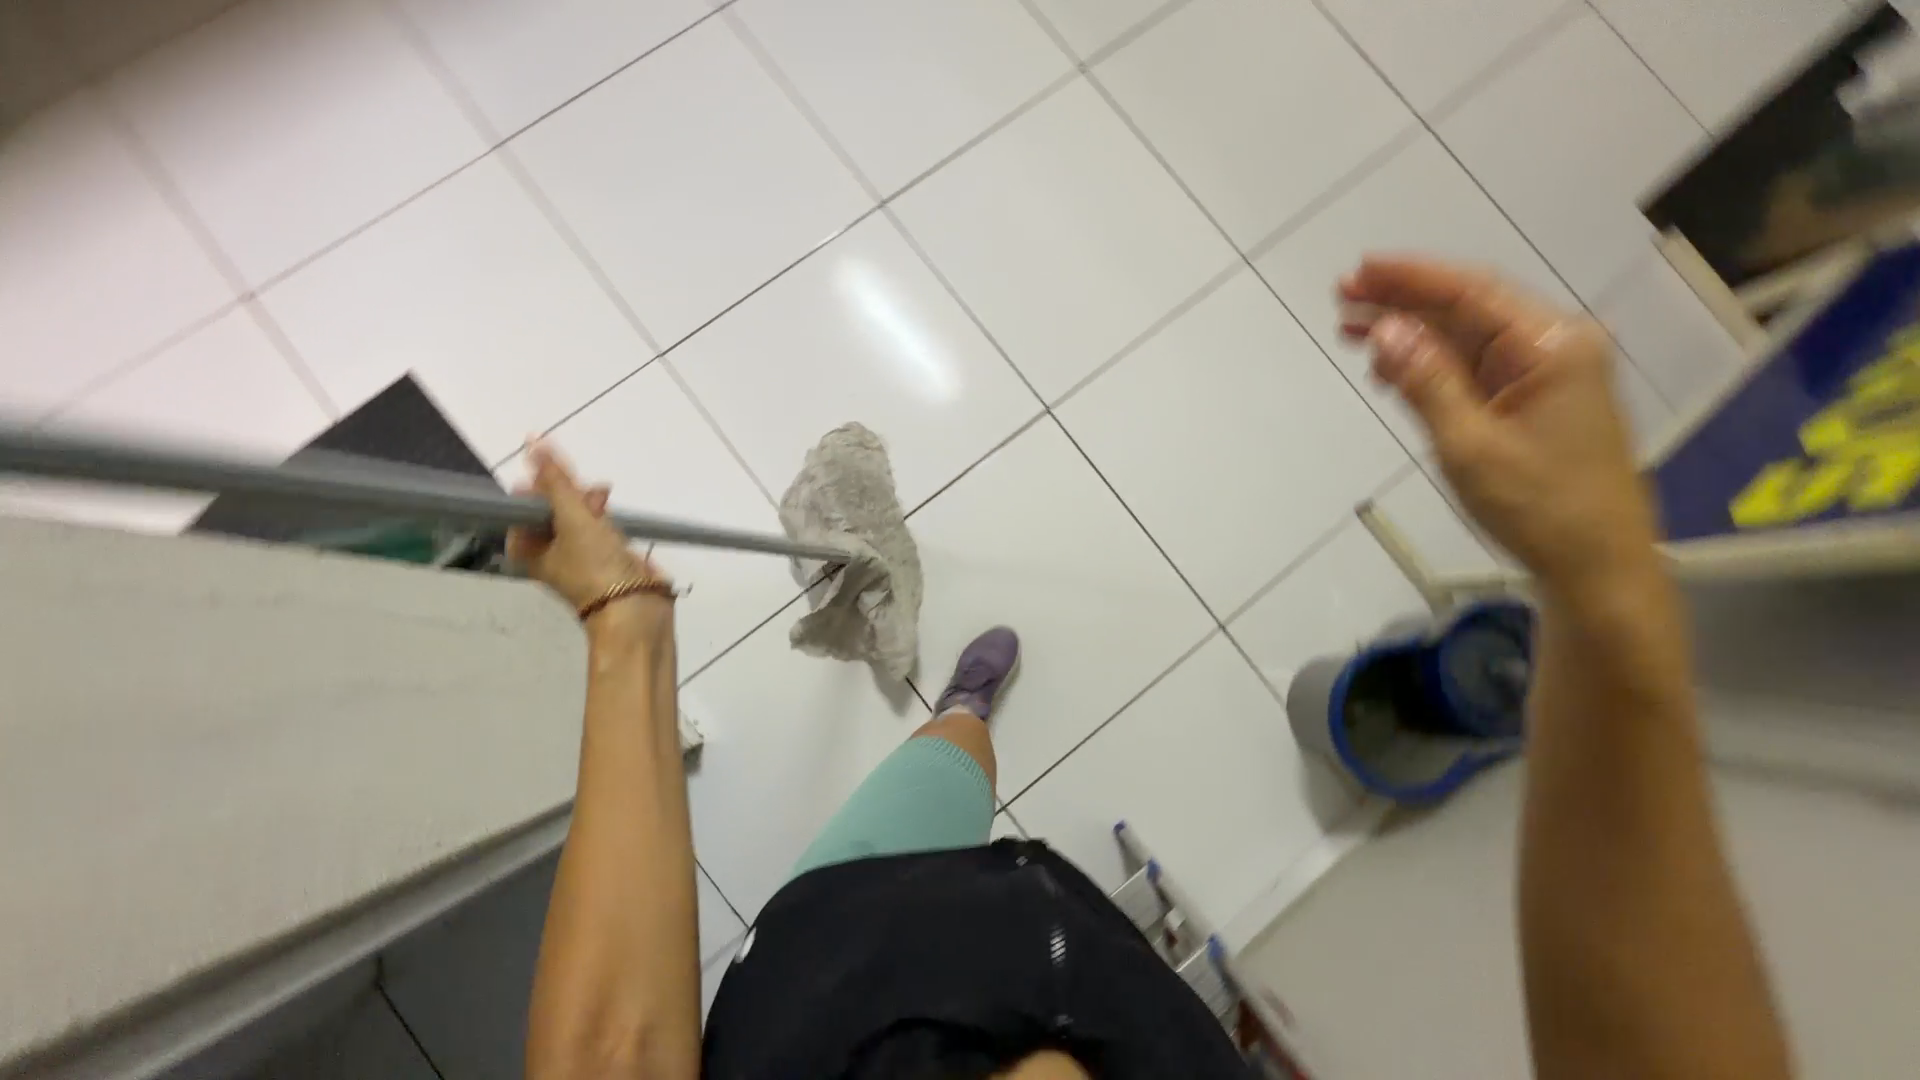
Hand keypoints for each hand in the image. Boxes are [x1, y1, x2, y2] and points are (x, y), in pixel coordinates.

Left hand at [507, 440, 671, 636]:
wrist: (636, 610)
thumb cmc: (596, 566)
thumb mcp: (573, 518)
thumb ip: (555, 480)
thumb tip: (531, 441)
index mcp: (527, 547)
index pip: (526, 502)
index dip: (545, 485)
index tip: (568, 479)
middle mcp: (547, 551)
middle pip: (553, 507)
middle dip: (574, 494)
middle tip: (593, 495)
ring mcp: (577, 555)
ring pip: (579, 515)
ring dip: (593, 505)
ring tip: (607, 505)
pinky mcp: (605, 558)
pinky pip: (600, 528)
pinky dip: (607, 520)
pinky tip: (616, 518)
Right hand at [1340, 256, 1659, 588]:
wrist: (1595, 563)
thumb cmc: (1536, 504)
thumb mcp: (1469, 444)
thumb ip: (1426, 381)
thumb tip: (1384, 329)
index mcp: (1550, 345)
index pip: (1471, 292)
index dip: (1411, 277)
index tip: (1360, 270)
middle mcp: (1551, 346)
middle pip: (1466, 309)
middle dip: (1403, 301)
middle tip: (1342, 297)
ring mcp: (1542, 374)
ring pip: (1464, 338)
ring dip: (1409, 333)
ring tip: (1351, 330)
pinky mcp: (1530, 401)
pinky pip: (1472, 368)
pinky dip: (1429, 365)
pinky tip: (1390, 369)